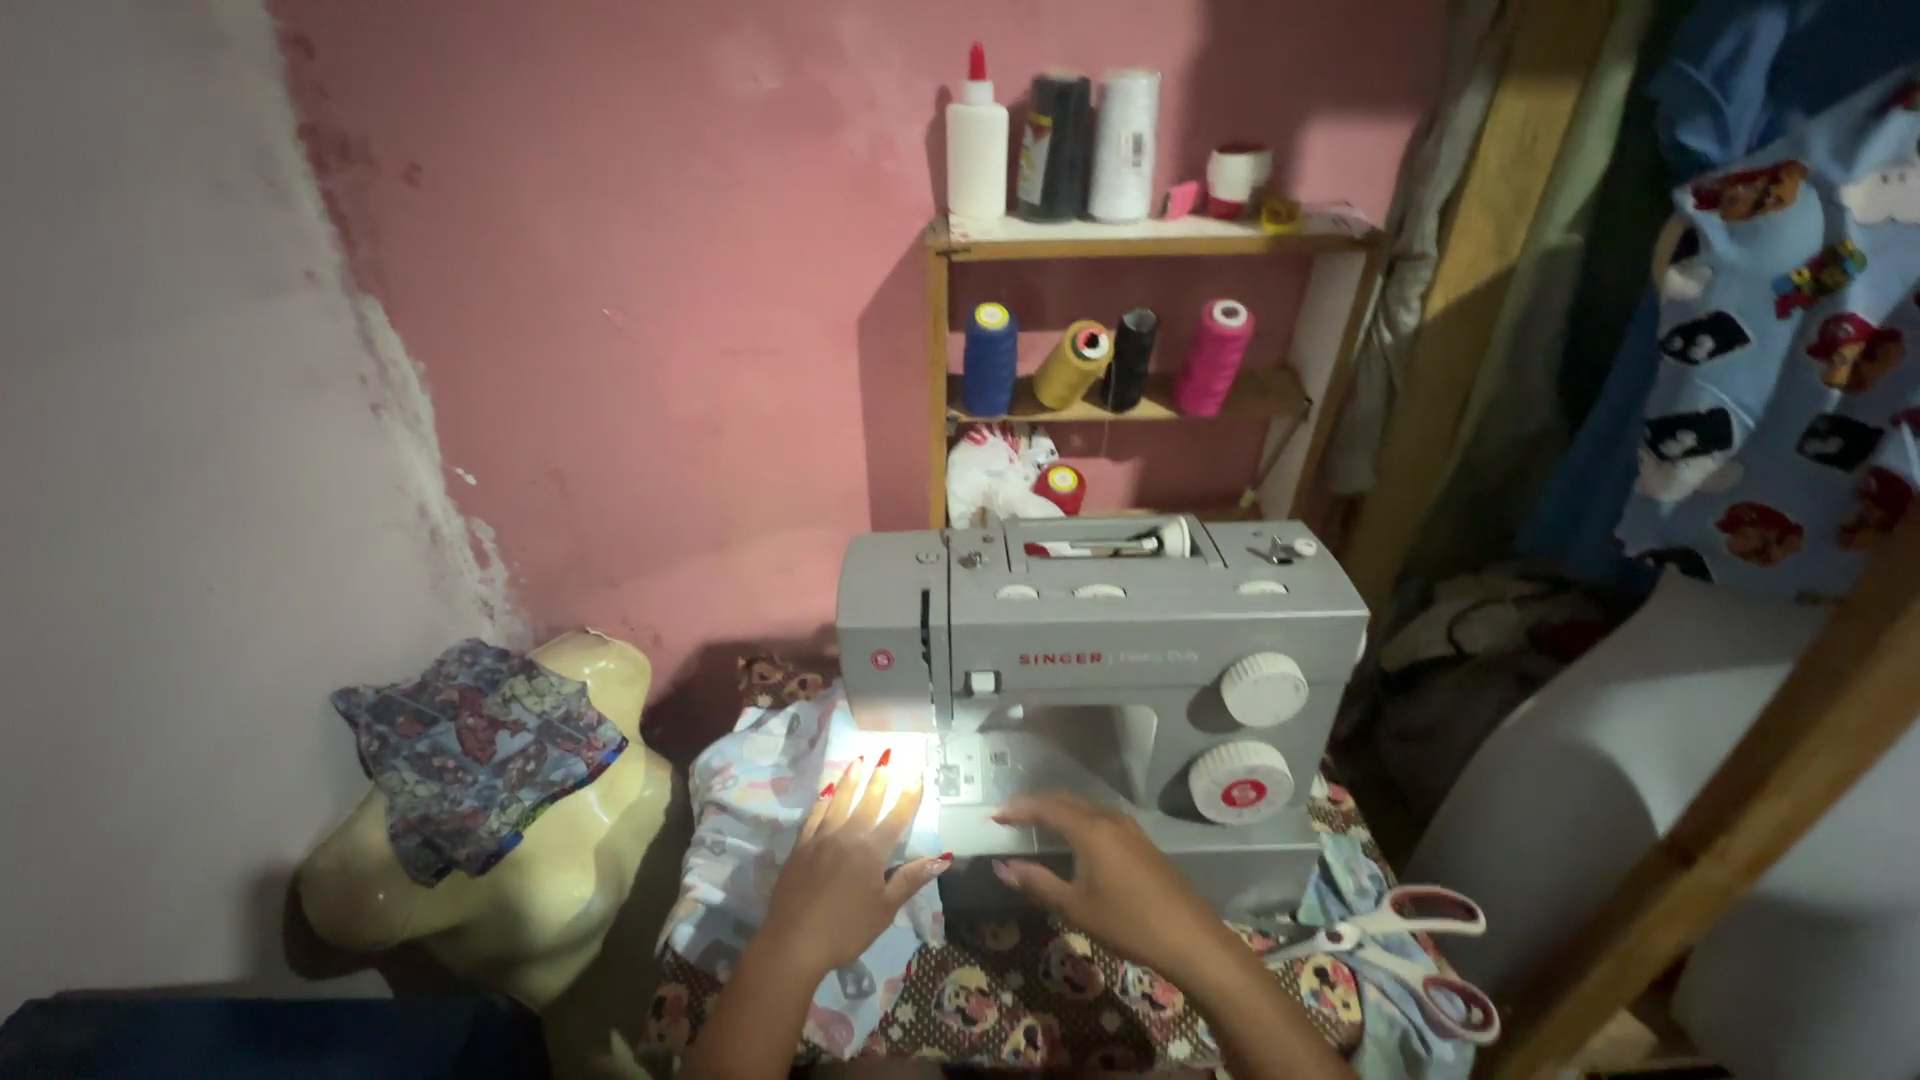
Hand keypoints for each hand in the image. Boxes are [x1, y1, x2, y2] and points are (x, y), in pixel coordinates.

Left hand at [758, 752, 948, 979]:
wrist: (793, 943)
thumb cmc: (845, 931)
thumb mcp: (884, 910)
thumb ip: (910, 880)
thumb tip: (943, 858)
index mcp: (871, 852)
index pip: (896, 817)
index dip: (909, 795)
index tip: (916, 773)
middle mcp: (846, 837)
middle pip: (866, 803)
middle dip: (879, 779)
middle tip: (885, 756)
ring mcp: (820, 840)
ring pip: (838, 802)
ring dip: (850, 781)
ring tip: (857, 761)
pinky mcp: (799, 849)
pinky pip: (813, 817)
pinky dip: (821, 802)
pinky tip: (825, 792)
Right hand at [991, 794, 1237, 981]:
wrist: (1190, 937)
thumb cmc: (1127, 922)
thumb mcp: (1075, 907)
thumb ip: (1037, 883)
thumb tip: (1003, 868)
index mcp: (1090, 830)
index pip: (1046, 807)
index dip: (1019, 808)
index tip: (995, 813)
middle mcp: (1109, 819)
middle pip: (1066, 801)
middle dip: (1037, 805)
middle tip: (1011, 816)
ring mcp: (1130, 829)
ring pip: (1085, 809)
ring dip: (1059, 812)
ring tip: (1037, 826)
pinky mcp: (1142, 842)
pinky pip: (1101, 820)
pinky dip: (1078, 822)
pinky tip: (1073, 841)